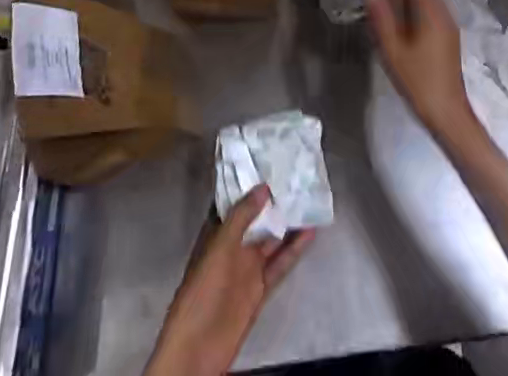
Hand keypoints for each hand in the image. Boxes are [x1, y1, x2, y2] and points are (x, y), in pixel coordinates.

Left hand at [143, 184, 314, 375]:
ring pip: (271, 239)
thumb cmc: (202, 290)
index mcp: (215, 233)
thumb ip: (241, 217)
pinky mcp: (260, 288)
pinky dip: (294, 249)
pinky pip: (280, 263)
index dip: (248, 184)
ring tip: (309, 200)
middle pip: (255, 219)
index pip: (232, 201)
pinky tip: (310, 233)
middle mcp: (232, 247)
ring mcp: (247, 268)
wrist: (198, 346)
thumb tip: (263, 187)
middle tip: (296, 176)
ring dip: (288, 223)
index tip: (268, 161)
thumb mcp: (219, 247)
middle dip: (272, 201)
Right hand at [367, 0, 479, 144]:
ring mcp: (450, 30)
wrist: (446, 112)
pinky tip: (404, 24)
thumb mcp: (393, 50)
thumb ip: (382, 20)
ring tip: (389, 4)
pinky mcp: (450, 41)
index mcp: (432, 16)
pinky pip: (435, 15)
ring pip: (431, 4)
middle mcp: (445, 17)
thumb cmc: (418, 81)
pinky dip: (419, 11)